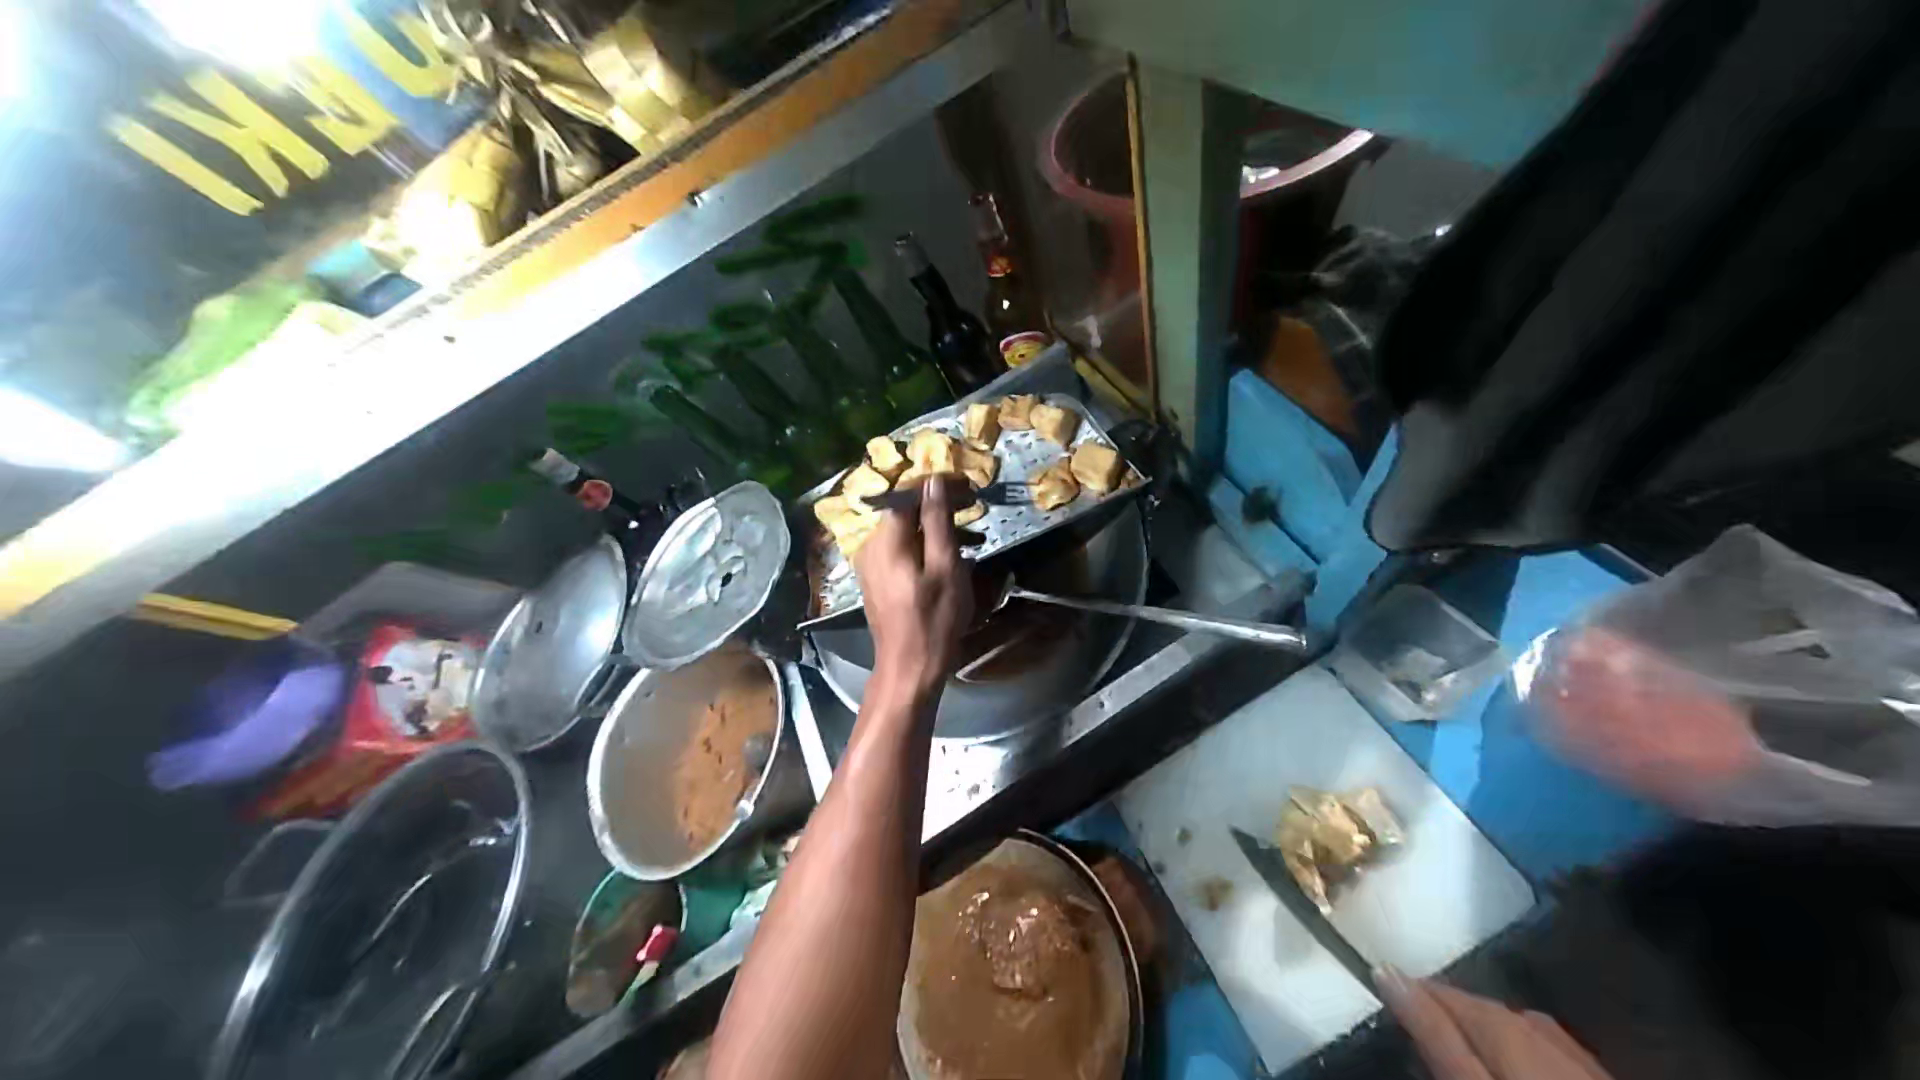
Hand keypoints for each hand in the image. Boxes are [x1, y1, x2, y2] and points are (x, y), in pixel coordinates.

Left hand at [853, 475, 973, 698]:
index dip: (936, 484)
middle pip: (903, 510)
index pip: (907, 493)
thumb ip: (938, 522)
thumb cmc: (934, 620)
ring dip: (934, 526)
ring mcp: (869, 563)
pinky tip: (948, 556)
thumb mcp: (946, 567)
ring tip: (970, 535)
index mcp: (886, 540)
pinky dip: (923, 544)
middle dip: (938, 505)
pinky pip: (899, 548)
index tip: (966, 484)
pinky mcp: (875, 578)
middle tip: (972, 506)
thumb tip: (934, 482)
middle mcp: (870, 545)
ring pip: (903, 530)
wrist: (908, 667)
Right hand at [1378, 968, 1614, 1079]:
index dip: (1408, 1000)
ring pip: (1512, 1031)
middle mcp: (1537, 1025)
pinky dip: (1520, 1061)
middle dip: (1448, 1023)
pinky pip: (1545, 1055)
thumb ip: (1431, 1032)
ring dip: (1484, 1041)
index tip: (1390, 1022)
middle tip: (1424, 1056)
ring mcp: (1575, 1055)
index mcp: (1501, 1023)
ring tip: (1466, 1068)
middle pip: (1475, 1010)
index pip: (1435, 991)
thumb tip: (1385, 970)